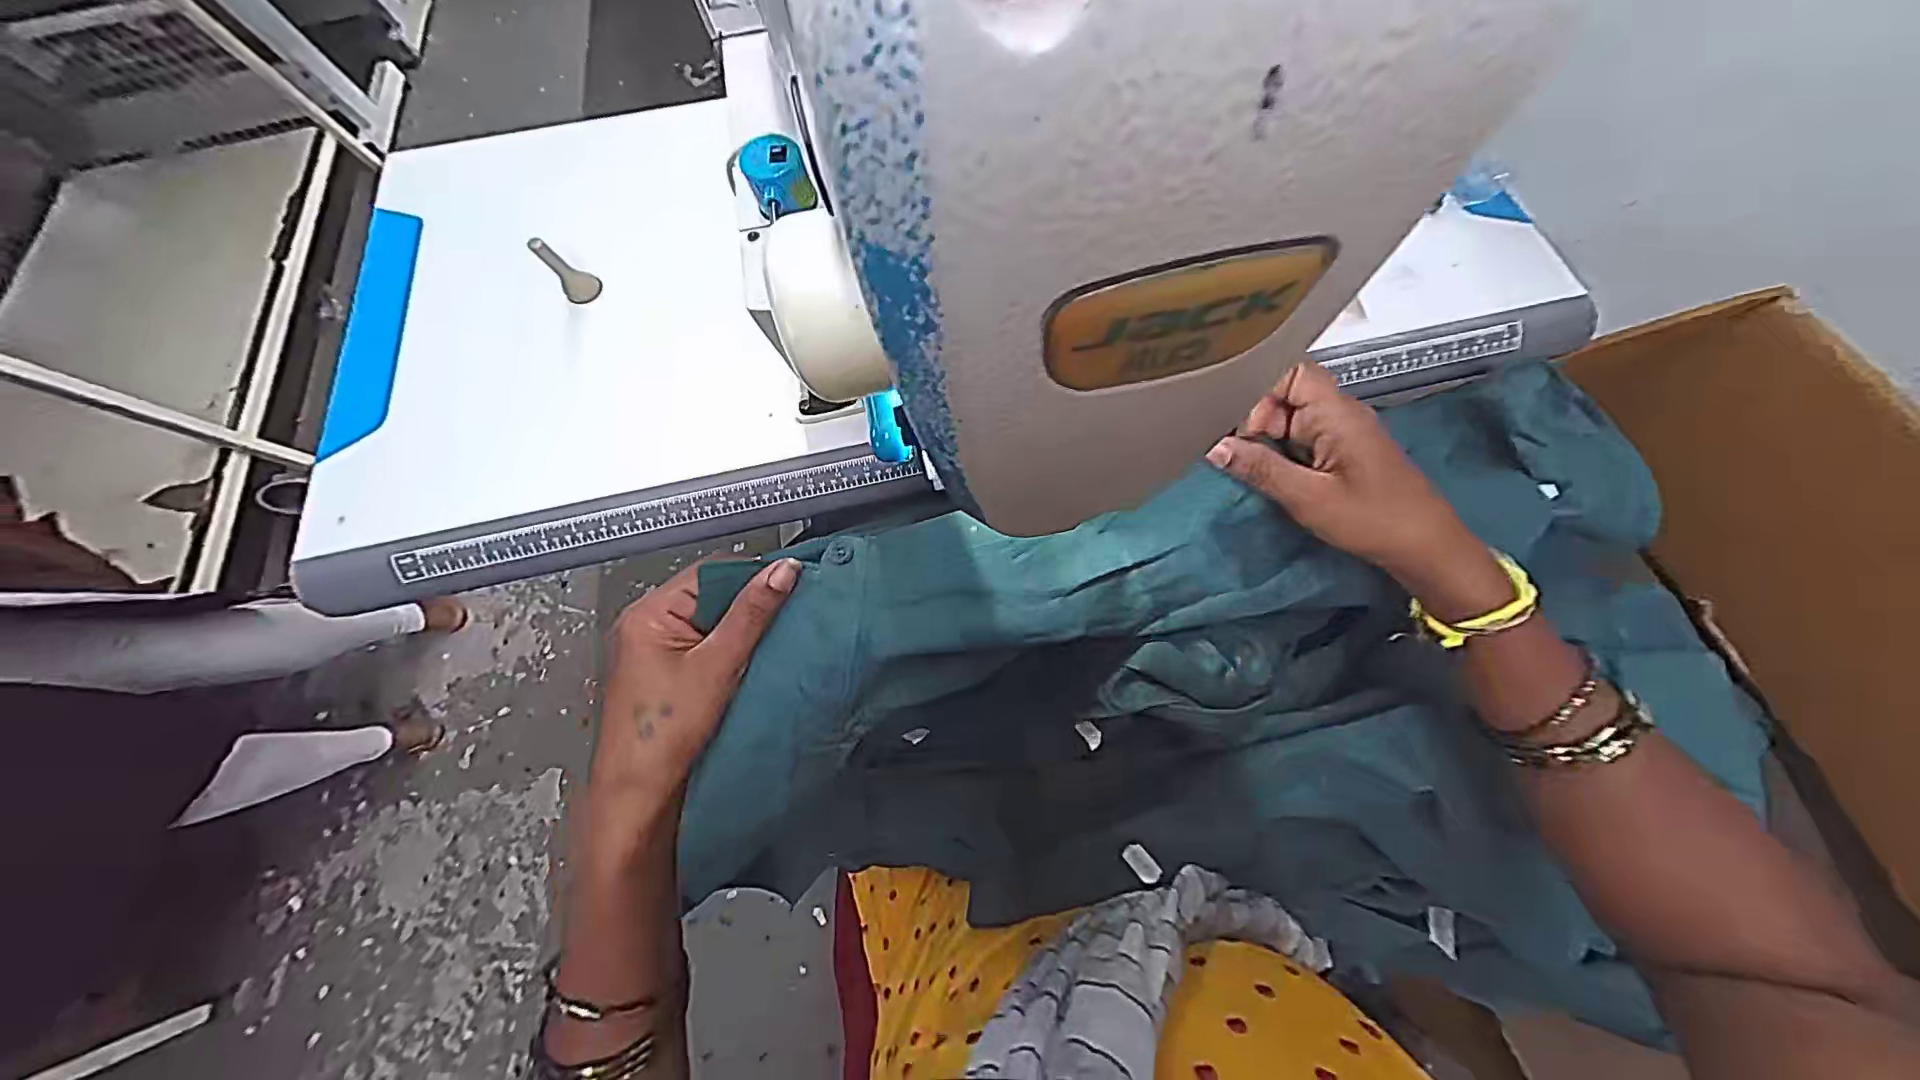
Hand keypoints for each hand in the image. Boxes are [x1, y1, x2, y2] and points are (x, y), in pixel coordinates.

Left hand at [590, 558, 800, 805]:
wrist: (638, 794)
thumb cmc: (660, 737)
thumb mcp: (717, 665)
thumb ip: (752, 613)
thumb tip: (781, 572)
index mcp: (648, 613)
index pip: (712, 570)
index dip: (753, 577)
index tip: (788, 586)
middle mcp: (647, 625)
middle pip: (713, 593)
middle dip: (749, 606)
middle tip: (780, 620)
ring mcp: (656, 649)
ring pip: (714, 619)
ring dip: (742, 630)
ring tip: (763, 645)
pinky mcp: (669, 671)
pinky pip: (709, 643)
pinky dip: (732, 649)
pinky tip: (748, 663)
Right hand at [1206, 363, 1501, 610]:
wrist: (1424, 547)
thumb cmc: (1372, 519)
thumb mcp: (1307, 497)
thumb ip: (1260, 469)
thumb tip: (1215, 448)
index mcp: (1336, 413)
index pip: (1290, 372)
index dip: (1258, 391)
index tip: (1240, 429)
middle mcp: (1337, 414)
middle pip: (1283, 396)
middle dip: (1253, 420)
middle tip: (1236, 454)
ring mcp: (1338, 433)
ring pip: (1286, 420)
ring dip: (1262, 440)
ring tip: (1243, 465)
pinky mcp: (1337, 453)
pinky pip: (1297, 440)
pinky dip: (1276, 453)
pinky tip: (1264, 473)